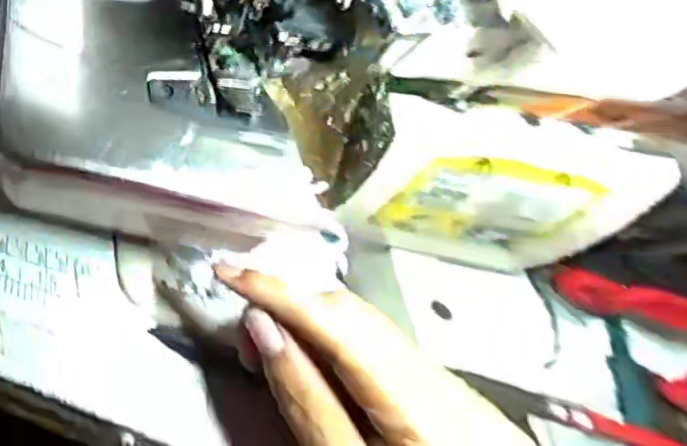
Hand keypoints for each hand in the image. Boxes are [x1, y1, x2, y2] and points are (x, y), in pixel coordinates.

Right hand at [218, 266, 530, 445]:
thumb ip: (302, 395)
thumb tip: (258, 322)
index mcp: (428, 415)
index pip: (337, 323)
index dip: (275, 290)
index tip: (222, 271)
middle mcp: (455, 393)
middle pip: (353, 314)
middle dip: (286, 303)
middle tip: (241, 325)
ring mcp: (464, 396)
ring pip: (366, 323)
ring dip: (305, 318)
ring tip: (268, 343)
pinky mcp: (460, 403)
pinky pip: (383, 345)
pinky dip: (334, 337)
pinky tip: (311, 358)